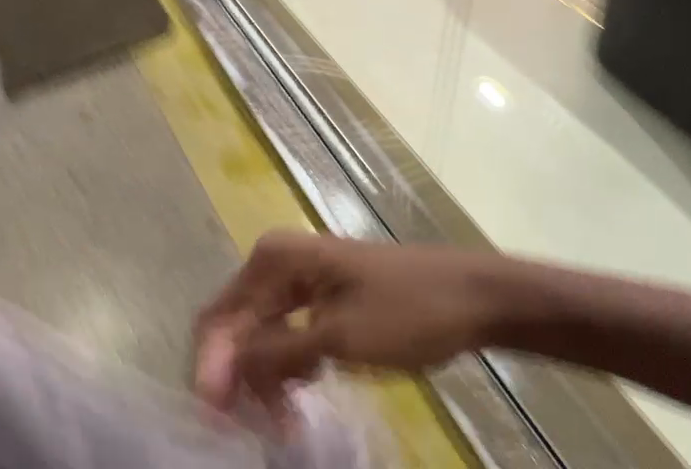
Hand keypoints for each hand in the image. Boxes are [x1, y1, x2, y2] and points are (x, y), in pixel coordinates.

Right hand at [193, 232, 510, 423]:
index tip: (218, 420)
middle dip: (239, 378)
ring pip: (261, 334)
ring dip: (264, 380)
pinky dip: (287, 370)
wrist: (479, 297)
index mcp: (273, 260)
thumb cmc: (409, 310)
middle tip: (257, 430)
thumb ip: (275, 355)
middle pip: (237, 326)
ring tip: (284, 426)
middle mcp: (276, 262)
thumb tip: (219, 373)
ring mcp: (299, 278)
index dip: (212, 368)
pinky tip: (300, 401)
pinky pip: (286, 335)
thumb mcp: (339, 338)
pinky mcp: (320, 296)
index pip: (220, 317)